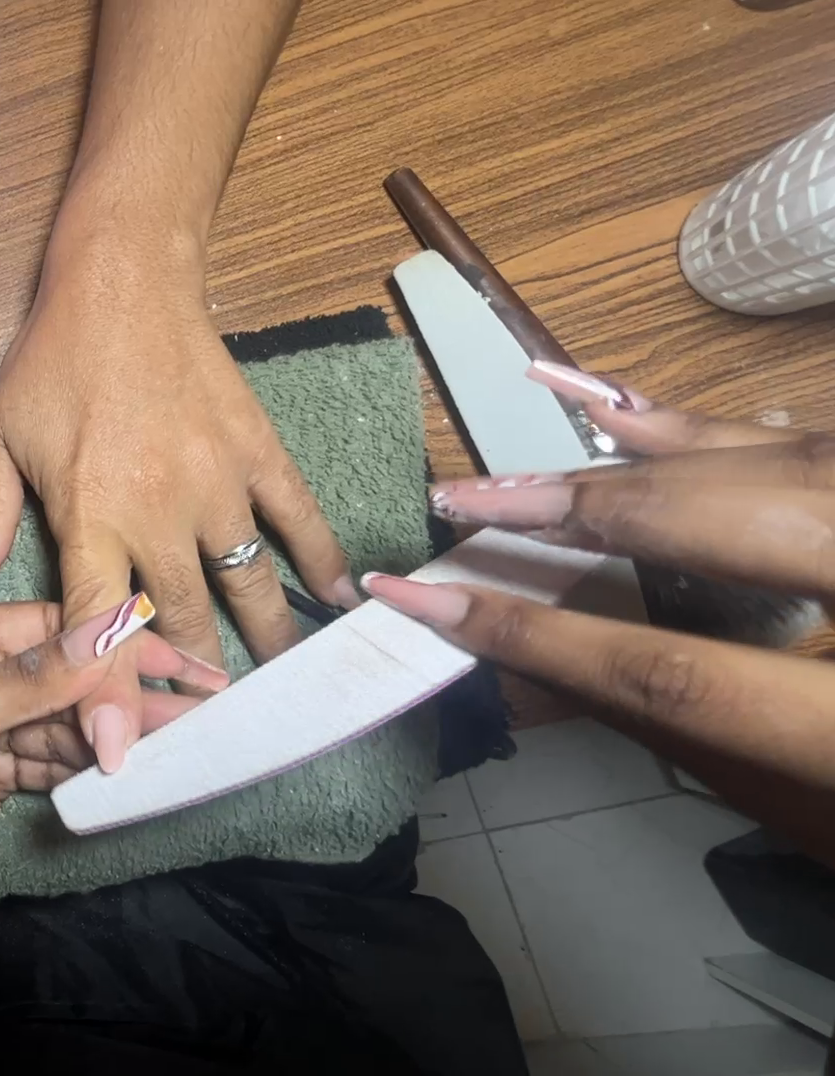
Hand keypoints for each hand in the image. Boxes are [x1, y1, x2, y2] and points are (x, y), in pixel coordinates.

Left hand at [0, 242, 354, 772]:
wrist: (123, 284)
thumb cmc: (51, 364)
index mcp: (89, 519)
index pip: (96, 625)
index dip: (102, 692)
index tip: (115, 751)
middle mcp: (159, 517)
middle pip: (179, 620)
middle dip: (185, 678)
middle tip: (196, 723)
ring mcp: (218, 486)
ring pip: (244, 584)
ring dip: (258, 639)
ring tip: (270, 686)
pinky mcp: (258, 453)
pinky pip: (296, 517)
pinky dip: (319, 560)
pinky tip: (337, 596)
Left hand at [0, 600, 212, 911]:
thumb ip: (21, 682)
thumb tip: (102, 636)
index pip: (49, 630)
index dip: (112, 646)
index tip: (174, 664)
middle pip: (68, 671)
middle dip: (129, 689)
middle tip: (205, 696)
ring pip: (71, 716)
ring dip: (122, 729)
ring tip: (187, 735)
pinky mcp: (5, 765)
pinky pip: (61, 754)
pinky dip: (95, 761)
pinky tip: (135, 765)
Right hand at [362, 363, 834, 862]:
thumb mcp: (798, 799)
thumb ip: (660, 720)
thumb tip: (515, 659)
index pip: (666, 668)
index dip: (527, 631)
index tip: (414, 597)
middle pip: (712, 528)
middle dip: (565, 513)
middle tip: (456, 504)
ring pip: (771, 460)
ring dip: (621, 467)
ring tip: (512, 478)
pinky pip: (812, 443)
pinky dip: (704, 428)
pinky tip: (617, 410)